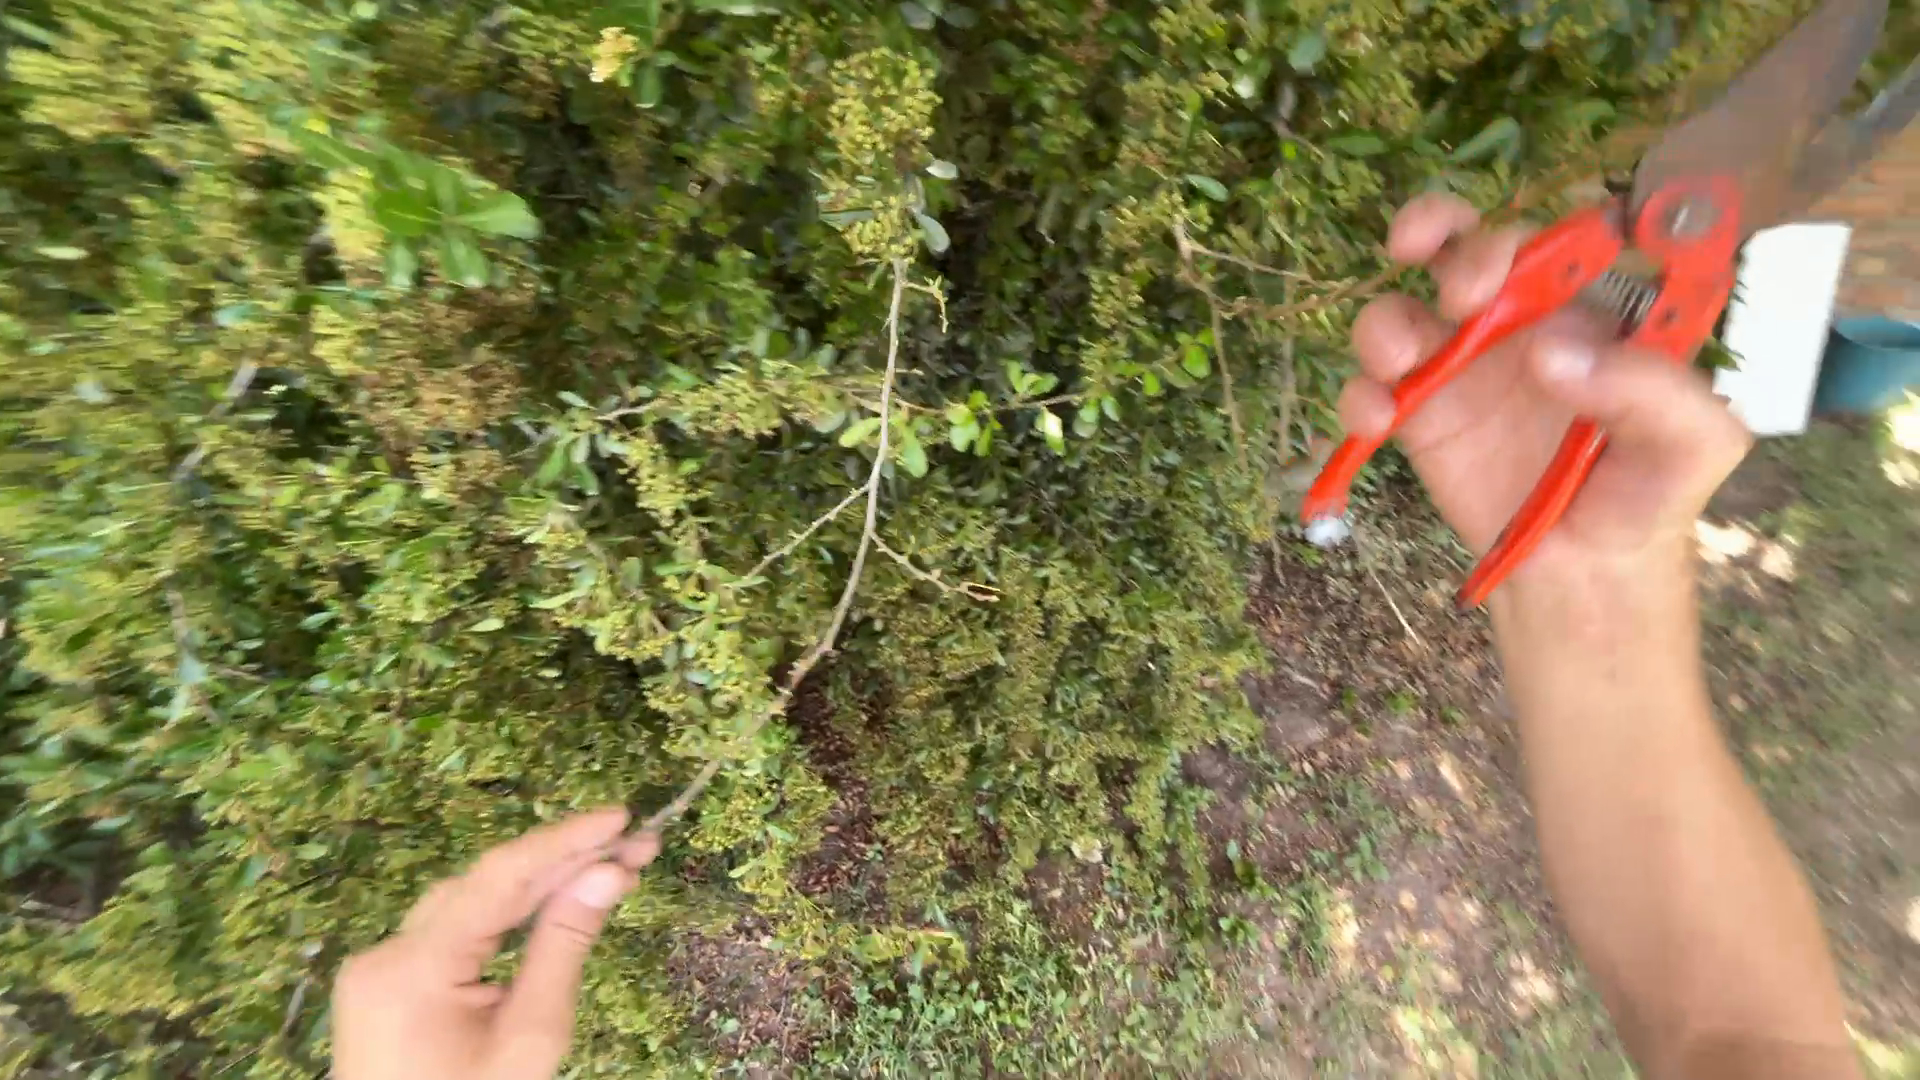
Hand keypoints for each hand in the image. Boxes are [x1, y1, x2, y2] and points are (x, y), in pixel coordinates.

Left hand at [332, 809, 659, 1079]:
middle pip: (492, 882)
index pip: (502, 876)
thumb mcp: (531, 1035)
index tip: (623, 817)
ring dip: (549, 879)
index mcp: (412, 967)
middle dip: (570, 859)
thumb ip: (566, 943)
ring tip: (615, 867)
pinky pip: (467, 922)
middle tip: (638, 846)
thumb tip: (610, 871)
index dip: (566, 839)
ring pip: (481, 896)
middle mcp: (390, 952)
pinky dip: (519, 907)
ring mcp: (387, 965)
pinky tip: (563, 897)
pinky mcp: (396, 978)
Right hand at [1338, 193, 1750, 579]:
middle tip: (1453, 298)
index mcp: (1579, 313)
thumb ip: (1651, 391)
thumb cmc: (1644, 495)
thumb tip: (1552, 351)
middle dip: (1435, 241)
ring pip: (1395, 316)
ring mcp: (1451, 374)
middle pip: (1455, 251)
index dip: (1507, 236)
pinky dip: (1356, 398)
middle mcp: (1508, 330)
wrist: (1576, 568)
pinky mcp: (1411, 421)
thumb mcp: (1692, 445)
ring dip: (1383, 327)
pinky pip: (1366, 391)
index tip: (1489, 277)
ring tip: (1397, 366)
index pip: (1541, 242)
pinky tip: (1373, 423)